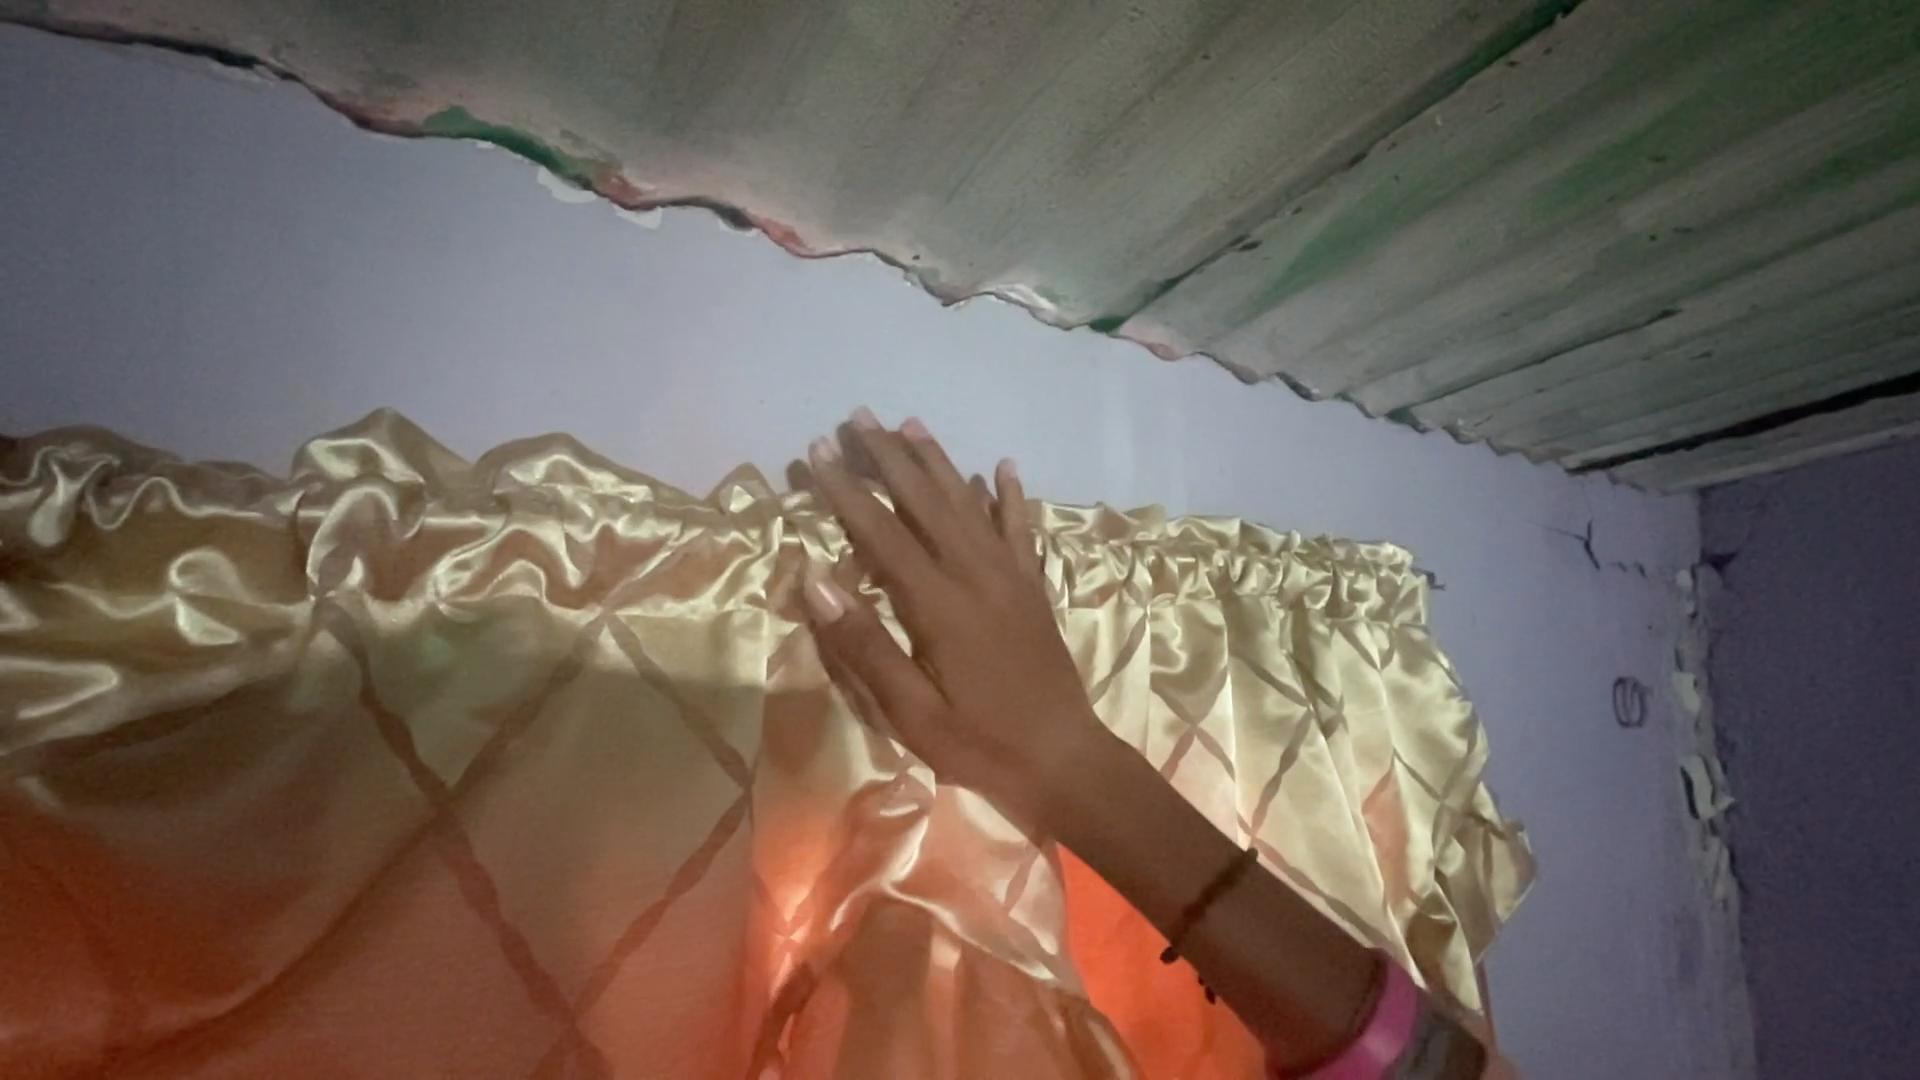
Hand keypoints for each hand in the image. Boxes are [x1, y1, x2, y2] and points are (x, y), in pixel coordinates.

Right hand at [802, 408, 1110, 831]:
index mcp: (939, 605)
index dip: (848, 490)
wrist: (1065, 758)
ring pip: (969, 503)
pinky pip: (1020, 528)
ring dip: (938, 462)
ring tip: (910, 424)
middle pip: (926, 502)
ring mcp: (1011, 576)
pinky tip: (1002, 465)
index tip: (820, 450)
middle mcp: (976, 574)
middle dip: (888, 458)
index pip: (882, 533)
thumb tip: (817, 581)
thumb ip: (864, 645)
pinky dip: (1009, 494)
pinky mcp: (1034, 586)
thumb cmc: (979, 743)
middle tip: (858, 417)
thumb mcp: (910, 712)